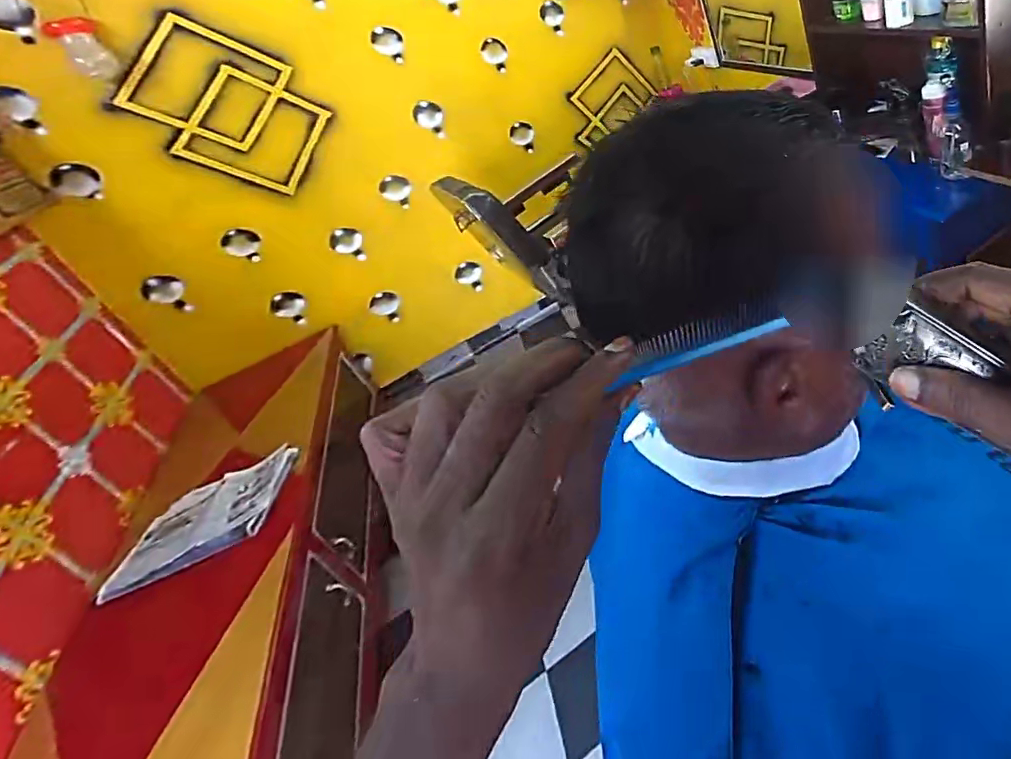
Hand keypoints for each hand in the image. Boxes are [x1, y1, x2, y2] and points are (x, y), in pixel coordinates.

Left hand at [358, 337, 636, 741]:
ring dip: (500, 371)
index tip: (619, 353)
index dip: (587, 382)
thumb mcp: (578, 536)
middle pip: (493, 400)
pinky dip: (445, 397)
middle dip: (546, 360)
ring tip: (538, 374)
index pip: (544, 428)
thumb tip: (614, 390)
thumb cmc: (532, 606)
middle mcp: (443, 504)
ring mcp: (408, 493)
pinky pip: (406, 419)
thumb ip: (591, 456)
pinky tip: (477, 402)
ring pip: (448, 397)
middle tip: (582, 352)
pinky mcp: (392, 487)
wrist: (458, 657)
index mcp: (498, 531)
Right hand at [888, 265, 1010, 536]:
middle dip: (956, 324)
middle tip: (918, 356)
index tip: (891, 314)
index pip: (978, 280)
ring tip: (956, 377)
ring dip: (989, 343)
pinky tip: (1010, 388)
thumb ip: (962, 403)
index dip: (930, 293)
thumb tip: (899, 380)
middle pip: (1002, 297)